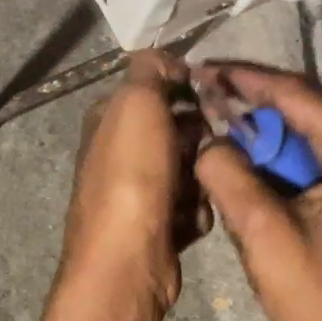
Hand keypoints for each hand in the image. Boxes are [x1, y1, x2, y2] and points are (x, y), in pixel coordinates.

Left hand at [61, 50, 210, 309]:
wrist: (126, 259)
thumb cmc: (132, 173)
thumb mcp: (136, 102)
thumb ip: (150, 70)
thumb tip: (168, 60)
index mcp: (109, 117)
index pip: (155, 88)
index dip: (185, 90)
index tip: (212, 99)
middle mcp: (119, 150)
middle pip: (178, 130)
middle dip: (199, 139)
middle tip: (209, 150)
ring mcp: (136, 190)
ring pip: (191, 168)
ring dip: (201, 179)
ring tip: (196, 193)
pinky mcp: (156, 224)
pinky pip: (192, 206)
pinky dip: (196, 212)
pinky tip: (190, 222)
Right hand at [191, 62, 321, 320]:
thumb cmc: (321, 302)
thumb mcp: (262, 234)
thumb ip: (227, 173)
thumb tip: (206, 138)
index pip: (299, 97)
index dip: (247, 79)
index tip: (202, 70)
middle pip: (309, 107)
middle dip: (255, 98)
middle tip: (204, 90)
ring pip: (312, 130)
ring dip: (266, 126)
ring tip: (217, 116)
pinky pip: (319, 156)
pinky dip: (281, 152)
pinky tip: (247, 154)